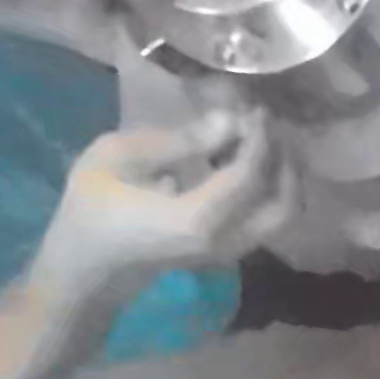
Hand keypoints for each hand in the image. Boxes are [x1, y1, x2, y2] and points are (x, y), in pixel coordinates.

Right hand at [31, 111, 284, 300]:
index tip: (258, 112)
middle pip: (286, 205)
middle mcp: (227, 240)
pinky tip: (253, 164)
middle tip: (273, 130)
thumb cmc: (92, 206)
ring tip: (268, 143)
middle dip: (287, 164)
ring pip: (283, 217)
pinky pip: (268, 221)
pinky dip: (272, 192)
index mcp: (197, 219)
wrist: (92, 266)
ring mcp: (234, 252)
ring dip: (285, 180)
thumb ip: (181, 141)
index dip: (260, 141)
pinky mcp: (233, 252)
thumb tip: (229, 121)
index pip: (249, 177)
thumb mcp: (119, 158)